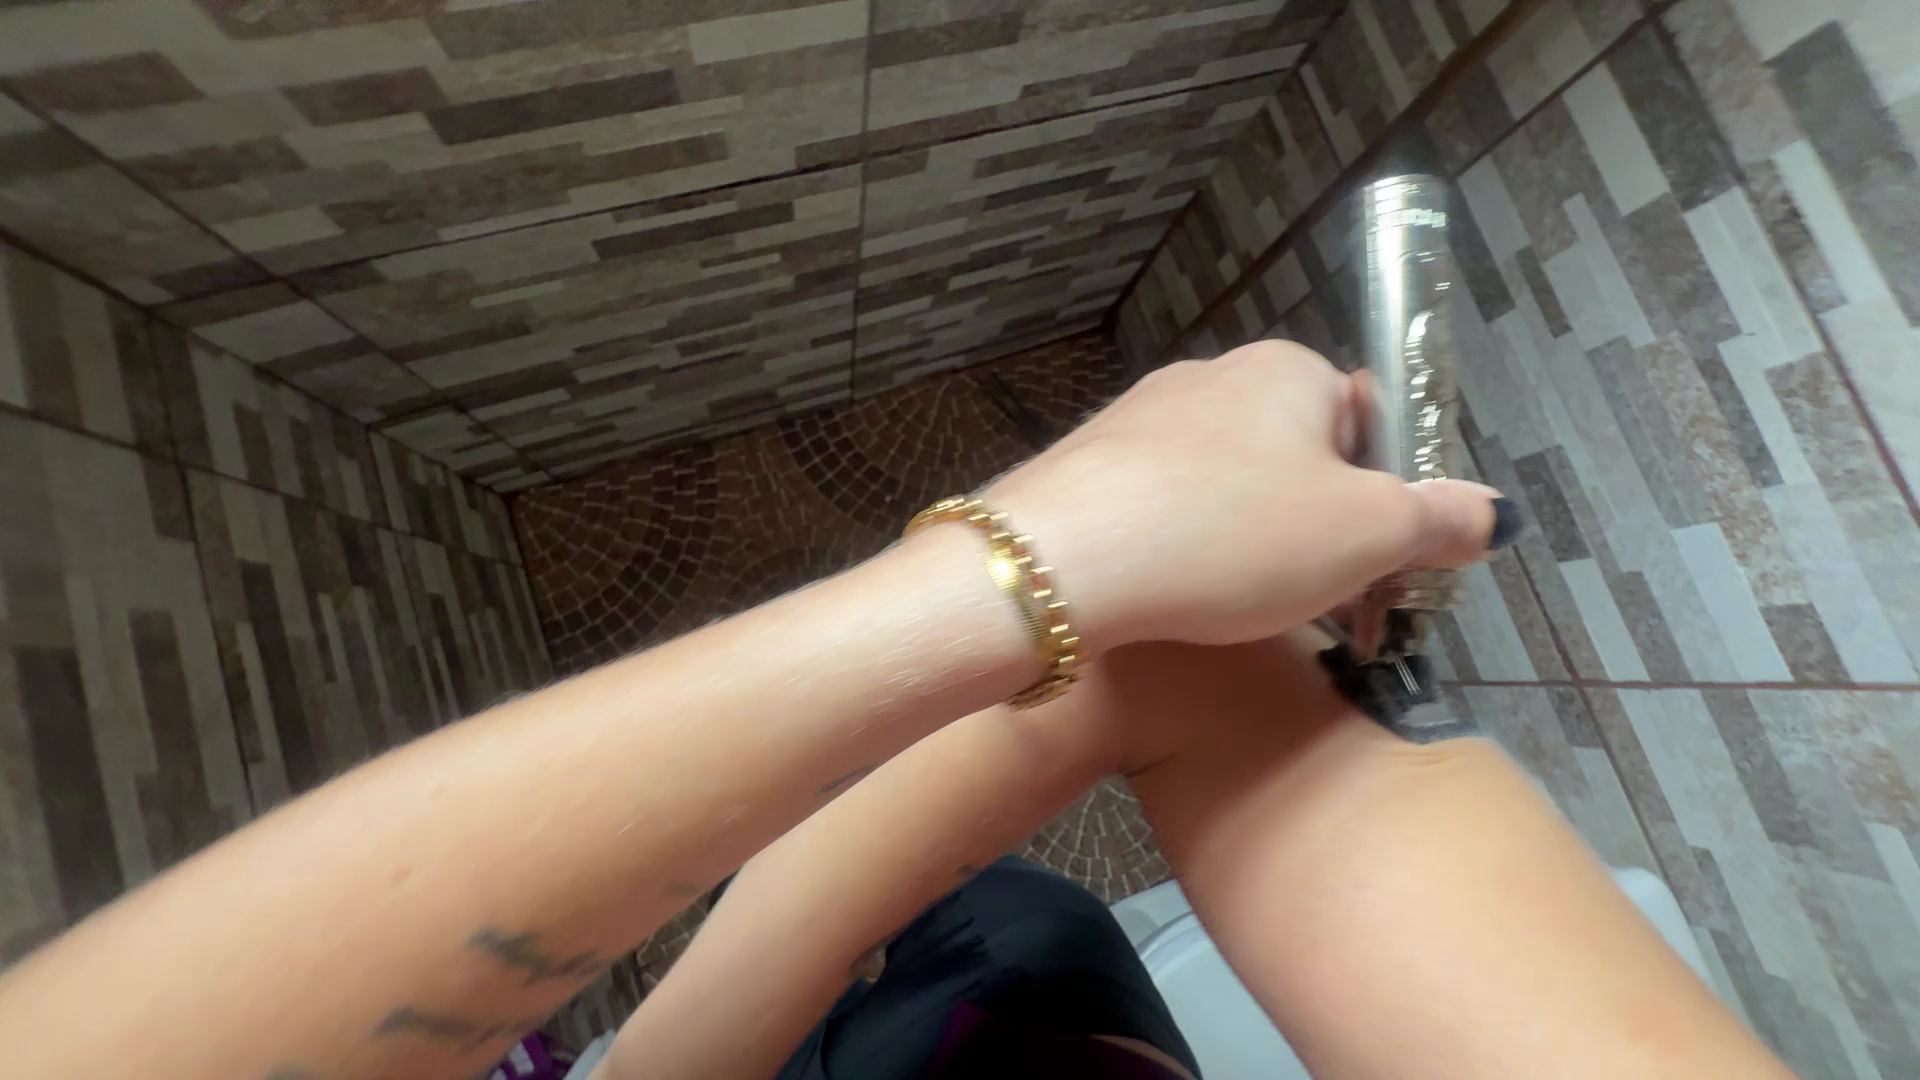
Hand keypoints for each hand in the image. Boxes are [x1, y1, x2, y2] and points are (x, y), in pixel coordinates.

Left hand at [988, 340, 1503, 652]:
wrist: (1065, 561)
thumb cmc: (1230, 535)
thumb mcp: (1363, 536)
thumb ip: (1438, 519)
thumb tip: (1491, 512)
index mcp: (1281, 371)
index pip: (1363, 419)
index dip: (1378, 491)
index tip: (1365, 557)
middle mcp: (1204, 378)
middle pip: (1289, 452)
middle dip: (1309, 521)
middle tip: (1304, 590)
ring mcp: (1135, 419)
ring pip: (1220, 482)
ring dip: (1242, 535)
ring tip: (1230, 596)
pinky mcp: (1087, 466)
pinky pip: (1158, 503)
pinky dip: (1178, 540)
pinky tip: (1168, 584)